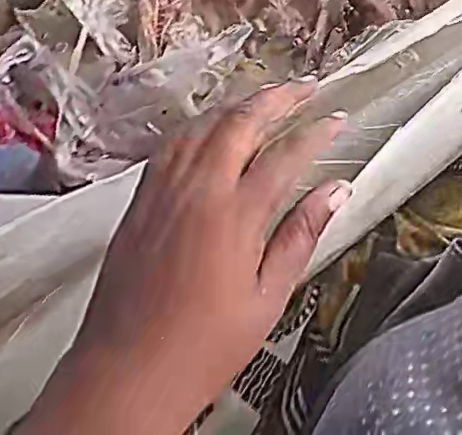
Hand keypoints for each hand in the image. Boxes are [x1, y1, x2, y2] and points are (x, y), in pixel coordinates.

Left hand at [20, 81, 347, 434]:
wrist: (126, 372)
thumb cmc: (198, 348)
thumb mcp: (266, 299)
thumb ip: (301, 236)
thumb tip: (335, 193)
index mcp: (235, 217)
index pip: (287, 155)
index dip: (316, 132)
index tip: (334, 120)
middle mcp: (199, 190)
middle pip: (245, 120)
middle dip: (280, 97)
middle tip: (305, 88)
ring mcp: (167, 187)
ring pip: (208, 122)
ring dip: (242, 103)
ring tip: (267, 95)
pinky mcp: (144, 194)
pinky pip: (176, 140)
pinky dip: (203, 122)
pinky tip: (214, 123)